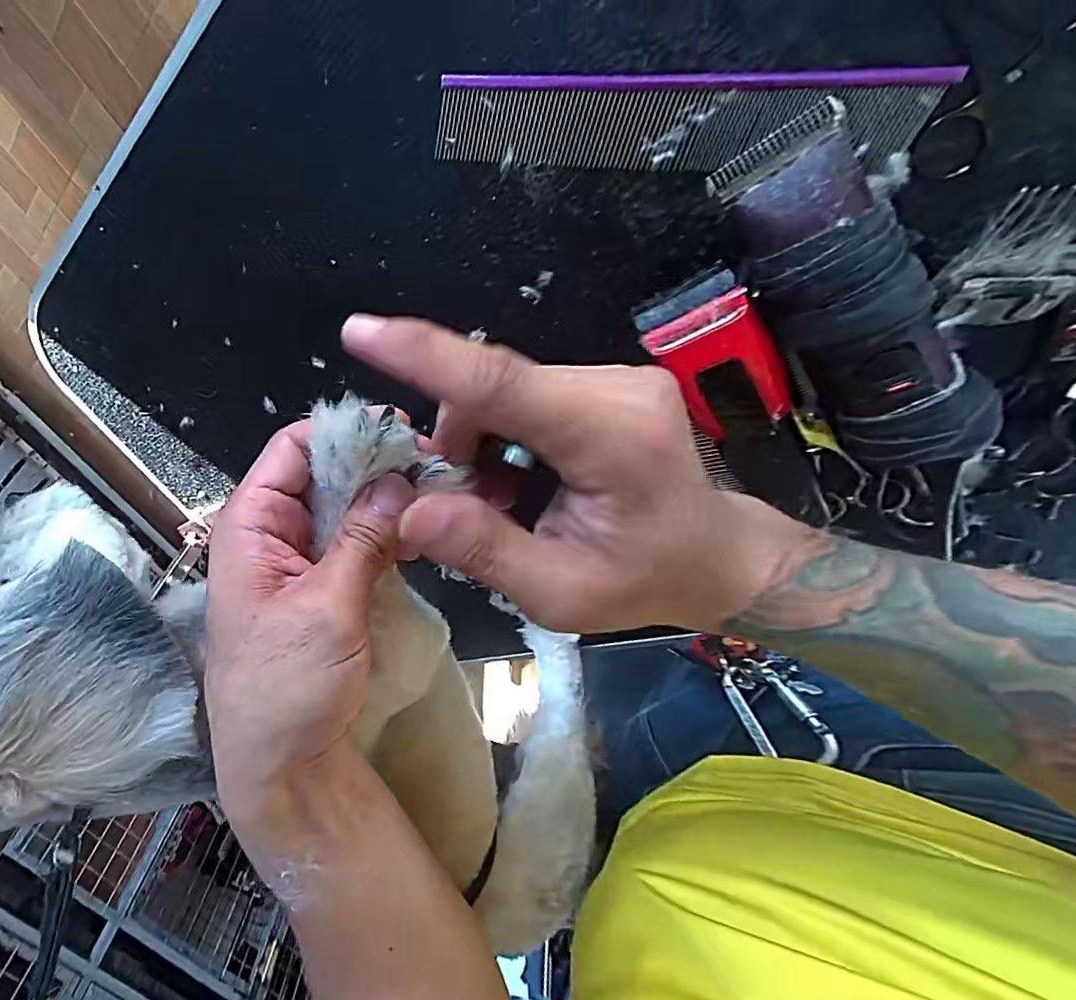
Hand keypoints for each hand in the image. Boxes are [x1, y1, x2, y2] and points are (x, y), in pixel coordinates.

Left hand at [202, 418, 416, 832]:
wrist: (285, 761)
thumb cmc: (285, 687)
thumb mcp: (324, 608)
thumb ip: (360, 539)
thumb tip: (398, 478)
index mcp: (252, 525)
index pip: (293, 449)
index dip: (345, 432)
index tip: (401, 430)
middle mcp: (276, 530)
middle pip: (327, 472)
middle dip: (378, 463)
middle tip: (436, 463)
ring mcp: (306, 557)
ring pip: (349, 504)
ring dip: (390, 496)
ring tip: (439, 491)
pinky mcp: (331, 581)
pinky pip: (361, 539)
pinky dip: (390, 529)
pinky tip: (422, 527)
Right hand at [342, 315, 801, 632]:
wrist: (713, 555)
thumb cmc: (646, 580)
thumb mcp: (562, 591)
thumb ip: (485, 550)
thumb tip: (411, 511)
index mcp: (612, 436)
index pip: (503, 382)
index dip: (426, 355)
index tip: (361, 331)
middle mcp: (617, 387)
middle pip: (495, 387)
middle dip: (455, 437)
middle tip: (454, 500)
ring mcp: (616, 379)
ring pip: (506, 388)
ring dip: (477, 438)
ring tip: (493, 497)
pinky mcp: (608, 384)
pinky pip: (527, 393)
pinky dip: (501, 432)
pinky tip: (514, 477)